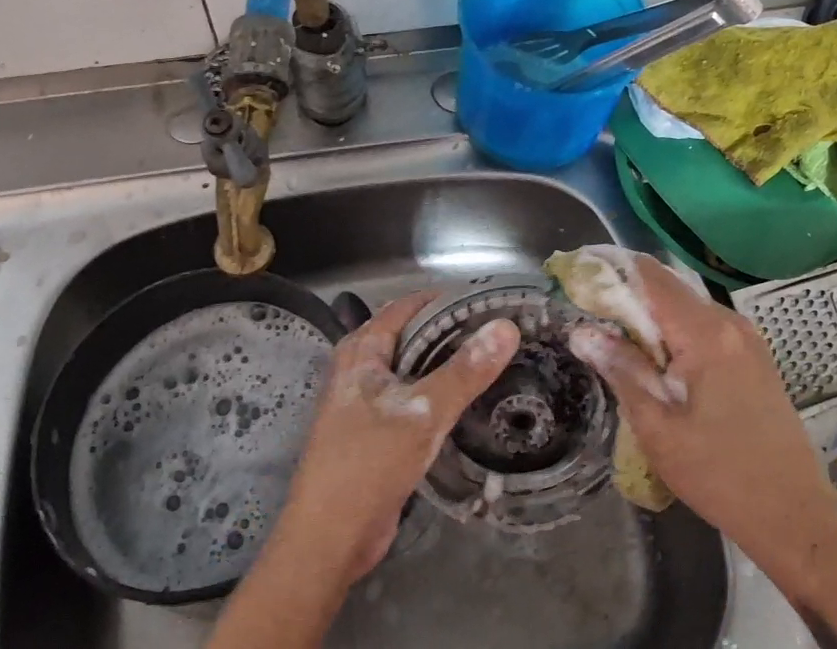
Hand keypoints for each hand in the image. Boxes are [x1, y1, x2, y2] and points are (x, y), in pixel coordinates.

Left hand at [272, 292, 520, 584]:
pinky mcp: (376, 432)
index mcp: (361, 352)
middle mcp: (360, 369)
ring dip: (445, 366)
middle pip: (411, 336)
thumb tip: (506, 327)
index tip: (491, 301)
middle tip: (499, 333)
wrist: (330, 537)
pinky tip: (467, 403)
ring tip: (492, 363)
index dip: (447, 300)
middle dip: (451, 332)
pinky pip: (412, 399)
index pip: (408, 306)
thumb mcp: (422, 414)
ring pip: (412, 370)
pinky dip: (438, 394)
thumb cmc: (368, 464)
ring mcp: (366, 402)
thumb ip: (464, 372)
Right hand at [566, 256, 836, 560]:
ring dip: (650, 317)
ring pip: (687, 308)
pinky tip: (655, 362)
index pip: (650, 277)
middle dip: (626, 295)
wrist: (794, 515)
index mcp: (706, 334)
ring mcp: (748, 340)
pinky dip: (674, 333)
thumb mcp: (658, 427)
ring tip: (613, 339)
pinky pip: (705, 328)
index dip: (611, 269)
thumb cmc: (720, 475)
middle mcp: (731, 324)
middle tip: (587, 314)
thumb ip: (622, 371)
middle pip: (669, 288)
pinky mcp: (754, 359)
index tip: (576, 276)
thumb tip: (582, 332)